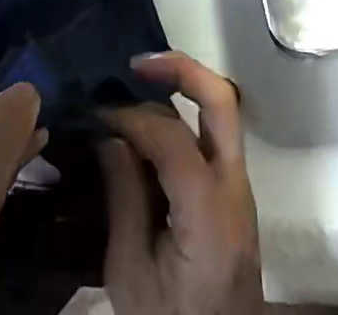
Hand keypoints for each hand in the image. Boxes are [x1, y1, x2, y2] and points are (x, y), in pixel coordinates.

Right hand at [97, 52, 263, 314]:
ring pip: (223, 110)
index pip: (174, 140)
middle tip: (136, 63)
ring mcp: (240, 185)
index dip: (132, 116)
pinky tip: (150, 113)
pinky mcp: (233, 188)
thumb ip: (124, 199)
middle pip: (223, 102)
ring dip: (184, 84)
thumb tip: (110, 135)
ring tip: (139, 77)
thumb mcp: (130, 273)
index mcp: (210, 217)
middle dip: (182, 69)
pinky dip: (184, 109)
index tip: (97, 111)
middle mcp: (236, 188)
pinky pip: (213, 132)